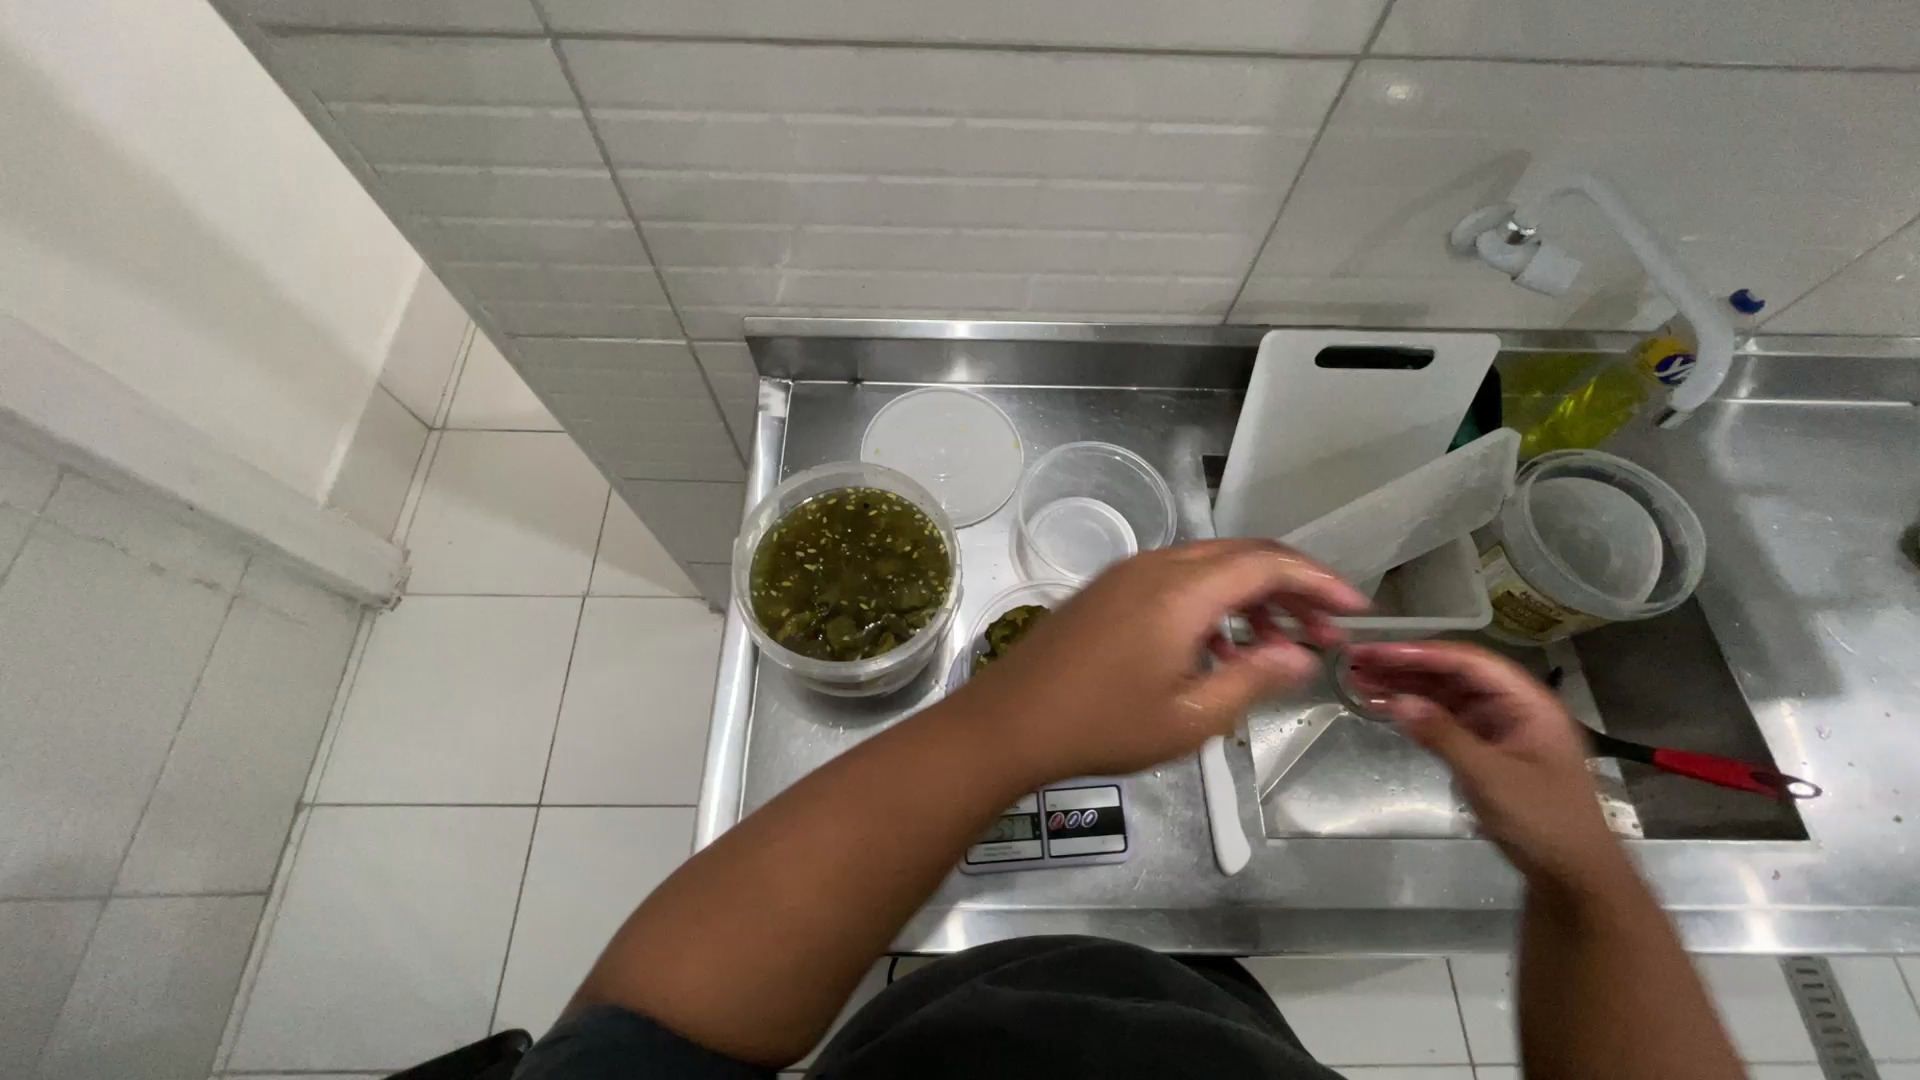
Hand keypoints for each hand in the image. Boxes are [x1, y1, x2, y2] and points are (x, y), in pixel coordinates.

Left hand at [954, 539, 1367, 782]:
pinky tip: (1217, 650)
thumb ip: (1252, 680)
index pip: (1266, 563)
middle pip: (1238, 557)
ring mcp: (1124, 575)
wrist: (1008, 721)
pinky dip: (1208, 605)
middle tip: (1323, 633)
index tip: (1355, 610)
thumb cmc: (1101, 725)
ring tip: (1276, 648)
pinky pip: (1172, 582)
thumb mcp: (1190, 717)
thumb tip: (1302, 655)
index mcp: (1181, 590)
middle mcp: (1154, 567)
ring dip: (1248, 598)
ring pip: (1205, 568)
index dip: (1317, 581)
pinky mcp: (1105, 591)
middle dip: (1288, 589)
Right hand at [1345, 642, 1625, 891]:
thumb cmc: (1543, 821)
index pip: (1469, 663)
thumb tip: (1398, 701)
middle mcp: (1512, 705)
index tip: (1376, 652)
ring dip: (1402, 685)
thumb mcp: (1491, 777)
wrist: (1572, 875)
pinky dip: (1412, 710)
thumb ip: (1443, 736)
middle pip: (1452, 673)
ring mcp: (1497, 725)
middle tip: (1356, 660)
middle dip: (1404, 665)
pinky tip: (1380, 706)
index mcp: (1528, 703)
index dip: (1420, 653)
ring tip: (1357, 679)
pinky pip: (1442, 716)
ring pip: (1443, 693)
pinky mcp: (1483, 746)